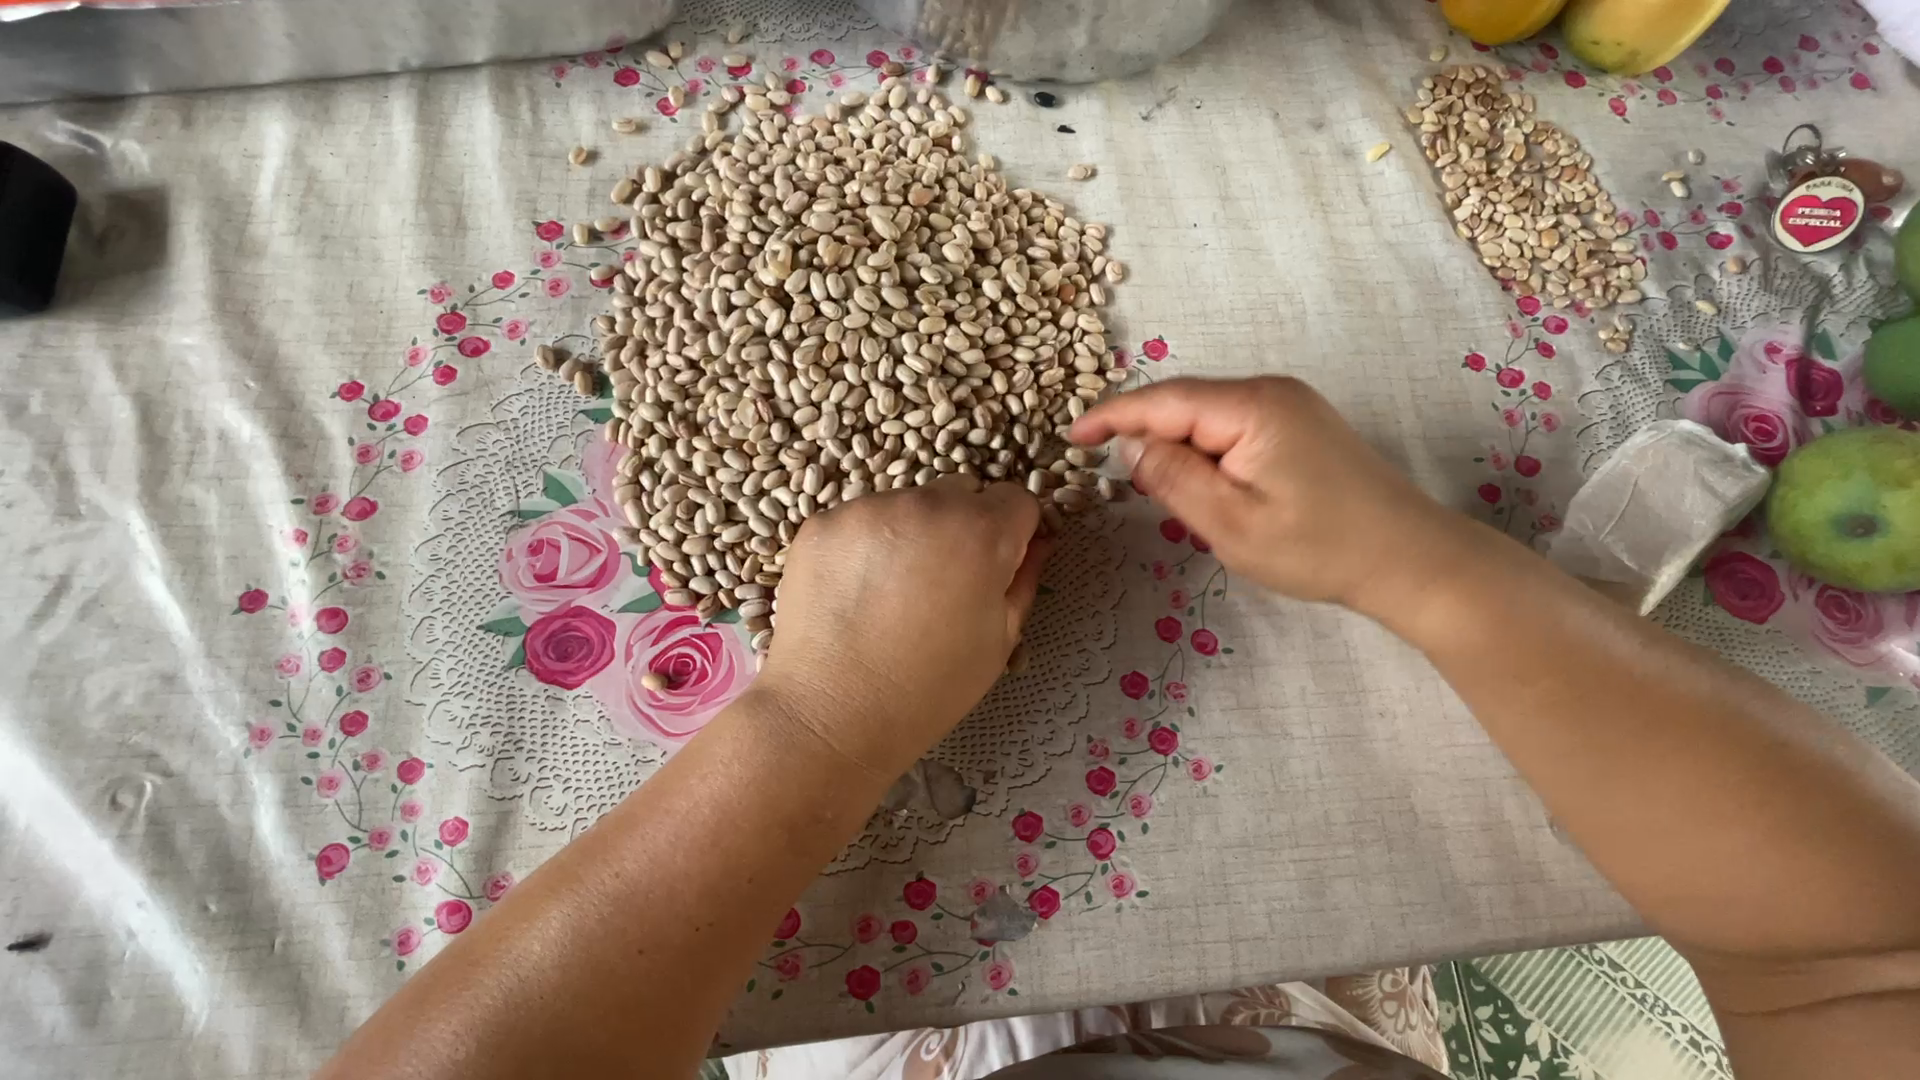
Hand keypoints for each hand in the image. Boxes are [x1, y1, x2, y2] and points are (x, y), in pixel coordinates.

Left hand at [755, 475, 1049, 781]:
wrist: (830, 716)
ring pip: (909, 503)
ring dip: (914, 532)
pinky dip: (868, 544)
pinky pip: (862, 519)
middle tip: (944, 581)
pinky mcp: (822, 522)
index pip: (1017, 500)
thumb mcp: (999, 641)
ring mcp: (867, 509)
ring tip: (894, 592)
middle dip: (964, 525)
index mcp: (980, 533)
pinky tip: (857, 591)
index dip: (1014, 533)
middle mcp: (925, 505)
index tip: (998, 565)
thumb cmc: (928, 689)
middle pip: (962, 493)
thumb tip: (1038, 542)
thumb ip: (1024, 580)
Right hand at [1070, 376, 1476, 616]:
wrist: (1409, 559)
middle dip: (1142, 432)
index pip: (1163, 401)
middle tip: (1109, 473)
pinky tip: (1194, 478)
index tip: (1071, 437)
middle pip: (1183, 403)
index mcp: (1252, 407)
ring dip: (1172, 443)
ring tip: (1149, 483)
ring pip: (1205, 416)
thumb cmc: (1318, 548)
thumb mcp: (1230, 523)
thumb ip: (1172, 479)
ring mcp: (1287, 405)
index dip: (1112, 415)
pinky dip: (1200, 448)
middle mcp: (1269, 391)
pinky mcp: (1297, 425)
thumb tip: (1131, 446)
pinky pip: (1229, 427)